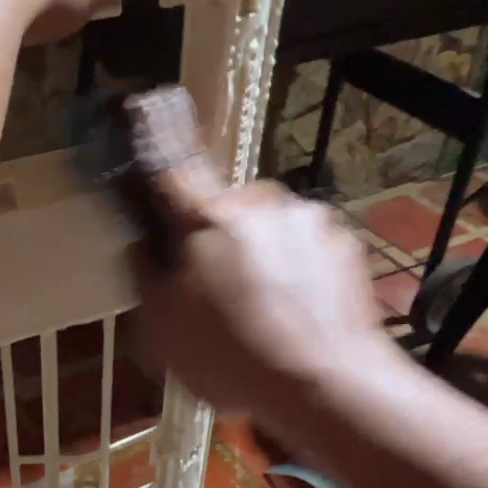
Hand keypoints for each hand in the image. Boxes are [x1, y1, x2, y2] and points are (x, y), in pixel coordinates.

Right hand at [128, 95, 395, 417]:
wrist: (327, 384)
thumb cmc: (232, 359)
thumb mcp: (161, 328)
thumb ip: (144, 273)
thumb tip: (143, 243)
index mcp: (205, 219)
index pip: (171, 159)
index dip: (154, 131)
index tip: (146, 103)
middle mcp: (258, 202)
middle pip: (223, 206)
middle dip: (216, 237)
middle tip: (214, 291)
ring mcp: (307, 219)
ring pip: (267, 227)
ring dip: (259, 255)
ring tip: (262, 313)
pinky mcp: (344, 241)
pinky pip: (304, 246)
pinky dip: (296, 269)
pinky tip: (295, 311)